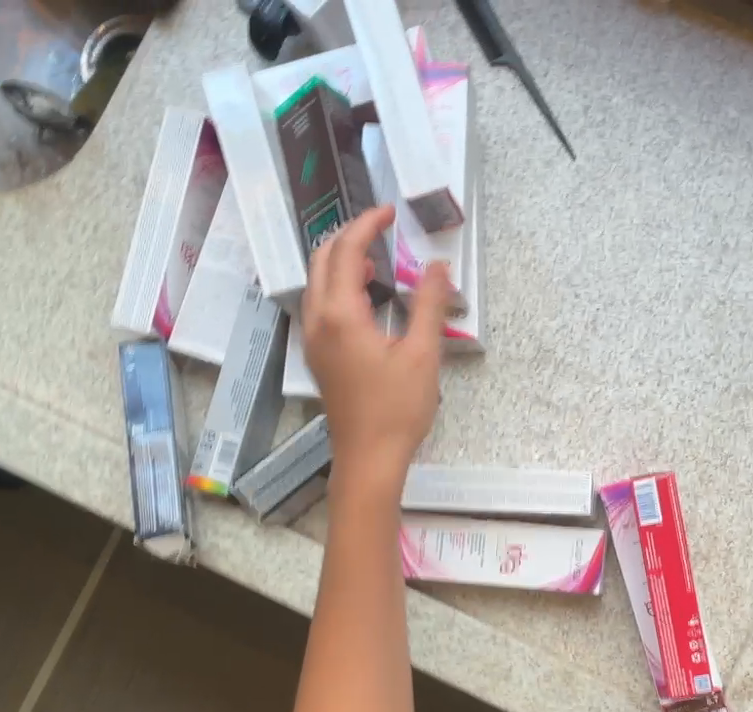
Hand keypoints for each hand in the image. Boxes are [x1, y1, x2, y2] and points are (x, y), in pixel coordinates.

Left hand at [301, 205, 452, 484]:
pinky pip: (322, 305)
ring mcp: (314, 339)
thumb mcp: (422, 355)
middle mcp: (318, 320)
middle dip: (349, 237)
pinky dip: (341, 288)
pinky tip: (368, 300)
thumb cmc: (397, 409)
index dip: (367, 225)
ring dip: (343, 263)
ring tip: (378, 262)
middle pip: (322, 260)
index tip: (390, 212)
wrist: (369, 458)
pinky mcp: (320, 356)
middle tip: (382, 230)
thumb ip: (429, 305)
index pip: (346, 251)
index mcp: (340, 314)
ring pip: (318, 283)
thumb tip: (438, 267)